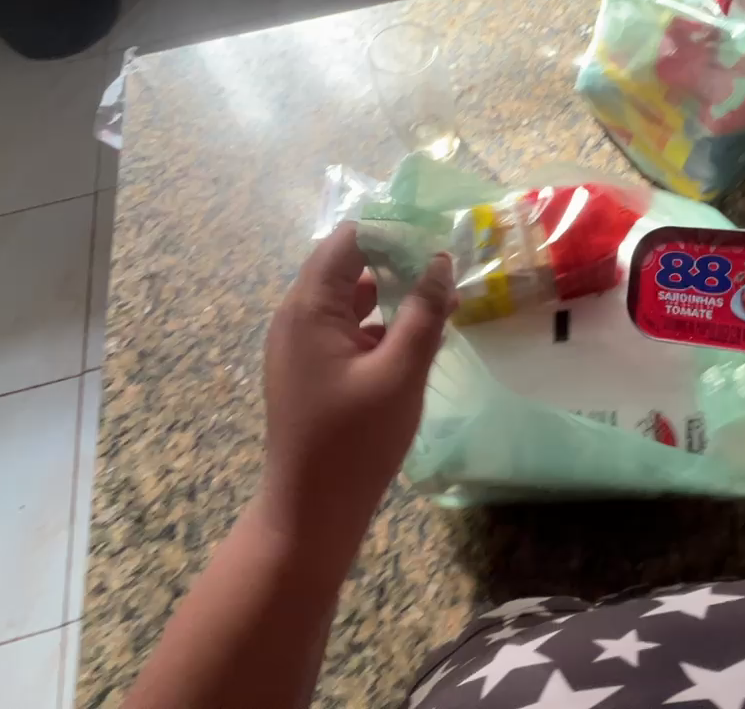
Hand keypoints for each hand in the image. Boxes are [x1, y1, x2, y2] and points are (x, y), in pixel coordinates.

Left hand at [256, 223, 455, 543]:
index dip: (392, 230)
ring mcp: (303, 344)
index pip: (348, 240)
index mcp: (309, 308)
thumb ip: (423, 312)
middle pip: (348, 265)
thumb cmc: (355, 441)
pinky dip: (382, 322)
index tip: (436, 235)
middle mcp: (298, 316)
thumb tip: (440, 261)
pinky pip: (349, 327)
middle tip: (445, 264)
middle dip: (397, 259)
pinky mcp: (313, 367)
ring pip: (351, 298)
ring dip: (393, 292)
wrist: (310, 514)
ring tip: (442, 295)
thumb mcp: (401, 372)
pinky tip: (420, 333)